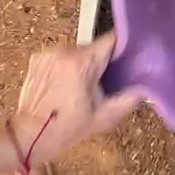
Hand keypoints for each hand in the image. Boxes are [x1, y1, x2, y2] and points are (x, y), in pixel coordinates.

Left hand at [10, 32, 143, 163]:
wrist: (29, 134)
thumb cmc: (67, 128)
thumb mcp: (103, 118)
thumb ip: (128, 100)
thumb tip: (145, 87)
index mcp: (82, 63)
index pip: (111, 40)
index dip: (123, 48)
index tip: (129, 58)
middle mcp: (64, 50)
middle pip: (93, 48)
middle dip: (100, 63)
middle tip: (101, 85)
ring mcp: (48, 53)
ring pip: (76, 53)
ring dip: (82, 66)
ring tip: (79, 89)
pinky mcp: (37, 58)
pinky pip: (60, 57)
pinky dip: (65, 68)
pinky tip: (63, 87)